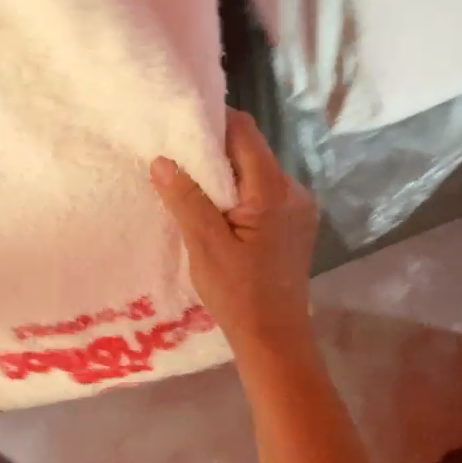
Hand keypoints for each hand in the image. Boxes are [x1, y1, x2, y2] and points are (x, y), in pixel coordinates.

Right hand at [150, 109, 318, 353]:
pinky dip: (241, 200)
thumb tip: (162, 161)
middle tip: (179, 161)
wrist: (274, 339)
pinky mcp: (295, 229)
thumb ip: (186, 200)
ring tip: (194, 193)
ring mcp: (299, 211)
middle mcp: (294, 191)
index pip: (245, 133)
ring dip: (227, 179)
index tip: (181, 127)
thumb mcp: (205, 246)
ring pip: (258, 177)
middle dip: (216, 154)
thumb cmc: (238, 295)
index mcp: (273, 190)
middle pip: (253, 154)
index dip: (214, 123)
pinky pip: (265, 199)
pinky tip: (219, 219)